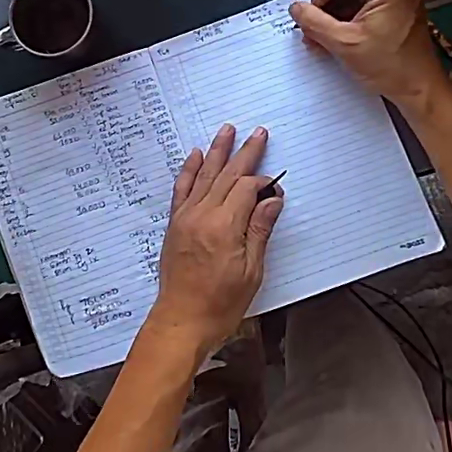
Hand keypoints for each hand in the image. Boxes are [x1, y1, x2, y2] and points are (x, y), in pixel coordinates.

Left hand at [143, 123, 283, 360]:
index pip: (246, 189)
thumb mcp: (251, 272)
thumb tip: (272, 200)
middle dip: (245, 152)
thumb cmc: (220, 304)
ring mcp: (186, 217)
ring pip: (204, 175)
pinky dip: (189, 170)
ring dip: (217, 151)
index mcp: (224, 226)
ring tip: (227, 130)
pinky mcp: (175, 224)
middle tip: (258, 133)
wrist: (181, 322)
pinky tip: (196, 155)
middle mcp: (202, 215)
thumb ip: (260, 230)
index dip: (263, 183)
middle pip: (227, 175)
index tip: (276, 187)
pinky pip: (182, 189)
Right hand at [289, 0, 449, 111]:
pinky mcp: (396, 15)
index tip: (314, 12)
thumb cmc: (392, 69)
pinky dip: (348, 24)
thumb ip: (315, 23)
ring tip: (321, 39)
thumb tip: (297, 9)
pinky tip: (335, 41)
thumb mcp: (344, 44)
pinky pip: (364, 10)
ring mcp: (398, 2)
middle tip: (313, 29)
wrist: (418, 91)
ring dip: (334, 18)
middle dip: (327, 7)